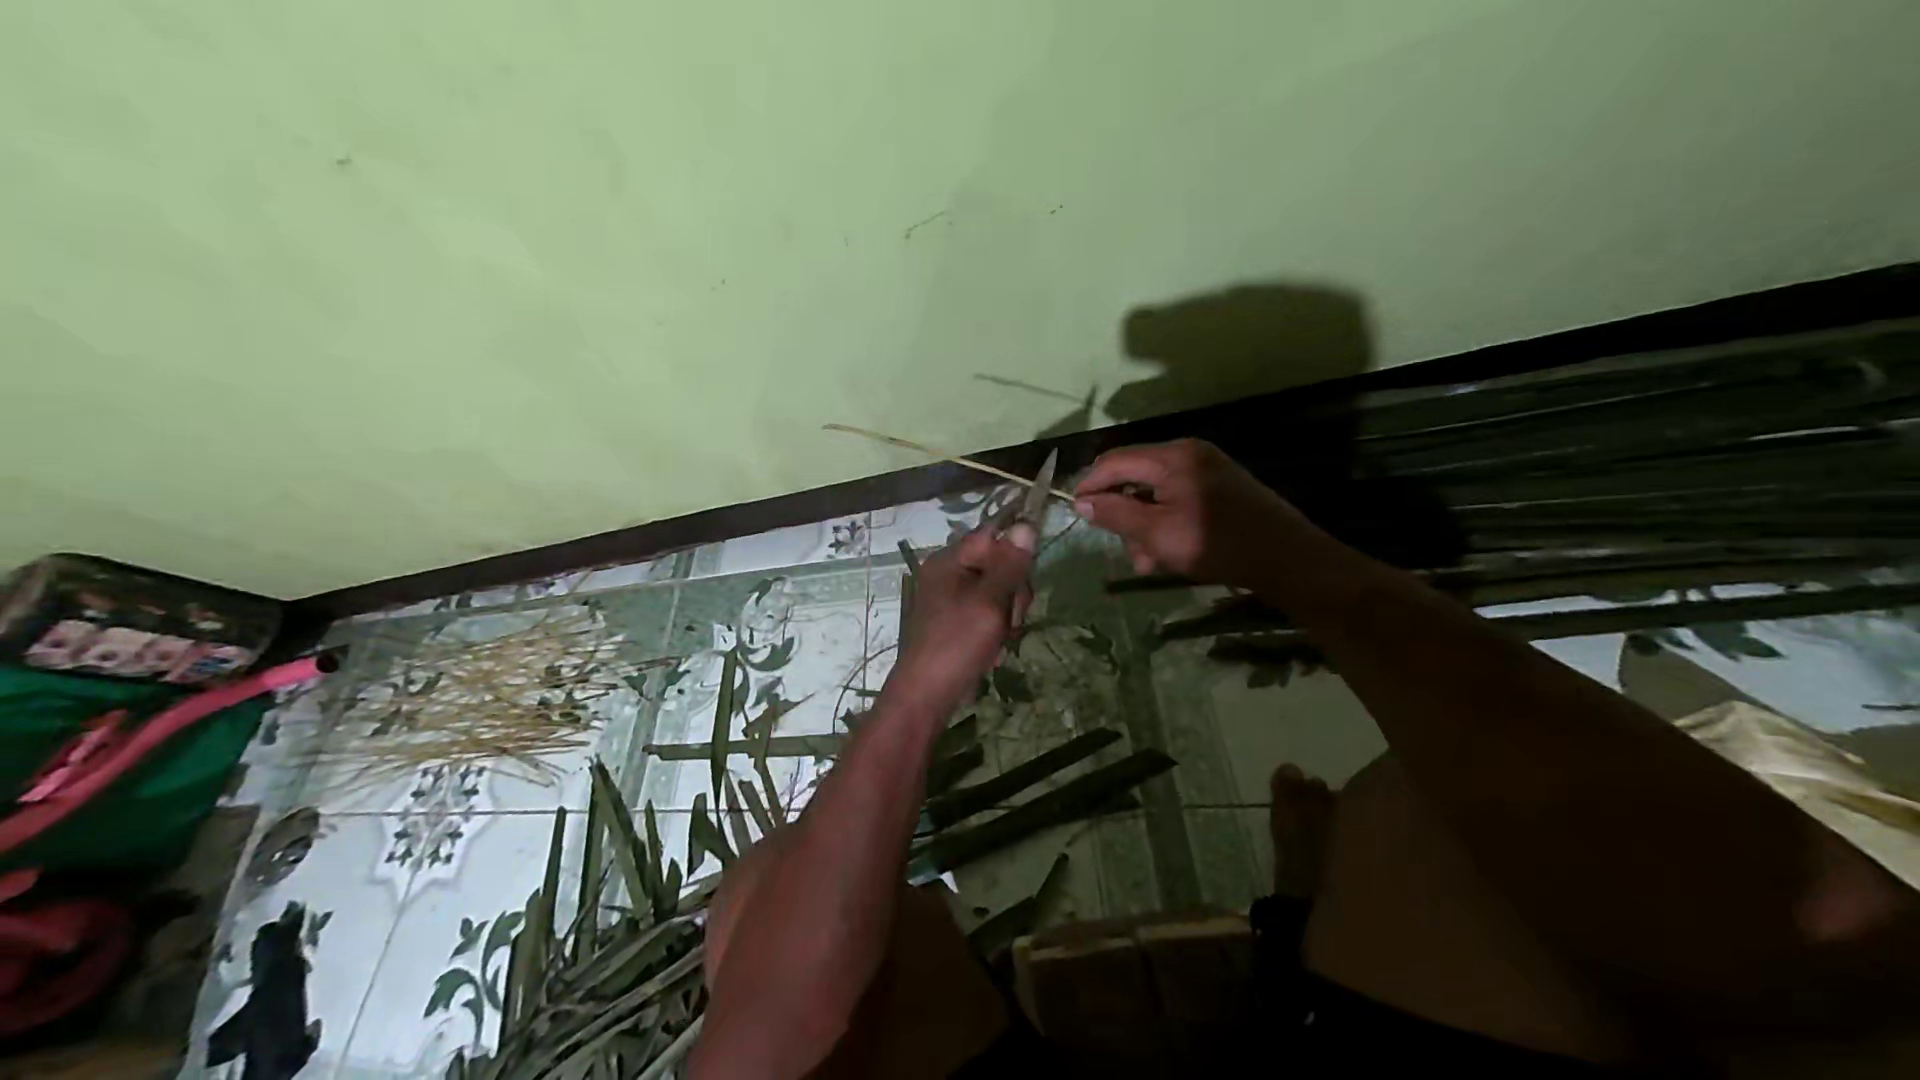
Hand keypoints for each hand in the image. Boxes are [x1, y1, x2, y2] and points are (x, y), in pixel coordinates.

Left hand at [883, 521, 1036, 714]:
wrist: (927, 694)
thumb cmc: (956, 643)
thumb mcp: (989, 601)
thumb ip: (1009, 564)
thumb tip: (1026, 525)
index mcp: (949, 560)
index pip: (993, 536)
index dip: (1015, 555)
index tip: (1025, 581)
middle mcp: (949, 573)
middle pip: (1000, 564)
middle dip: (1014, 593)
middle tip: (1008, 619)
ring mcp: (952, 597)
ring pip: (1000, 592)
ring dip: (1008, 616)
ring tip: (999, 639)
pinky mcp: (958, 620)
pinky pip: (990, 612)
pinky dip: (996, 629)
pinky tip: (993, 649)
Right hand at [1073, 439, 1307, 583]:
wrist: (1287, 559)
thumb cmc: (1217, 545)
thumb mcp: (1157, 534)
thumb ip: (1116, 514)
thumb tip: (1083, 502)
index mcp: (1173, 456)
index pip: (1114, 461)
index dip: (1090, 485)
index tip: (1076, 513)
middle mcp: (1189, 453)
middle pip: (1134, 475)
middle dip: (1121, 512)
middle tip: (1120, 547)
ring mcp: (1207, 468)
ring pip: (1155, 492)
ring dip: (1143, 524)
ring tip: (1147, 562)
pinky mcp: (1219, 486)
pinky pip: (1177, 498)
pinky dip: (1164, 522)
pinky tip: (1167, 552)